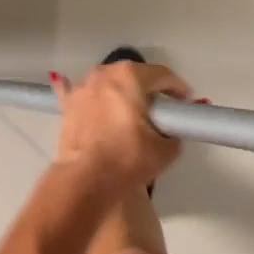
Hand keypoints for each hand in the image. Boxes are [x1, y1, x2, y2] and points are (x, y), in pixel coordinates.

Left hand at [49, 61, 190, 195]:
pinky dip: (89, 95)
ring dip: (121, 91)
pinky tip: (81, 92)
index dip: (177, 87)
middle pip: (134, 74)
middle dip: (149, 88)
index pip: (162, 75)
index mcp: (130, 77)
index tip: (185, 102)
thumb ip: (173, 135)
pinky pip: (80, 93)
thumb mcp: (165, 150)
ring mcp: (83, 86)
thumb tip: (169, 133)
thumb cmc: (127, 159)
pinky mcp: (68, 103)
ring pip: (109, 82)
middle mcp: (104, 73)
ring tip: (132, 111)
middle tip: (161, 108)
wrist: (84, 180)